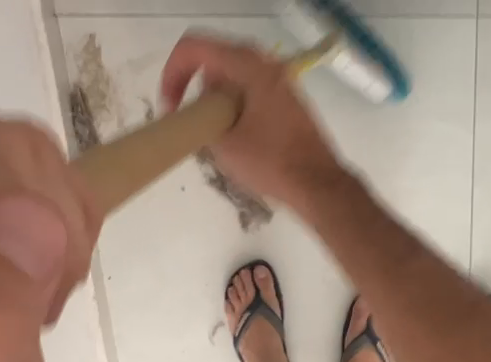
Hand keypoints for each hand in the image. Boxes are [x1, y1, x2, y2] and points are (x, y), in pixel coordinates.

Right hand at [160, 34, 348, 208]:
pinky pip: (254, 97)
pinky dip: (239, 112)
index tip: (170, 107)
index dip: (173, 73)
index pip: (193, 48)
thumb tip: (201, 112)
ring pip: (235, 83)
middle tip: (196, 126)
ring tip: (218, 140)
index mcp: (246, 63)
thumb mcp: (223, 144)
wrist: (319, 185)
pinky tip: (241, 144)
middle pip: (216, 64)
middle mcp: (265, 64)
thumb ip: (201, 118)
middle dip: (198, 92)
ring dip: (220, 106)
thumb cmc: (271, 163)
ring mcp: (282, 83)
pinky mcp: (291, 103)